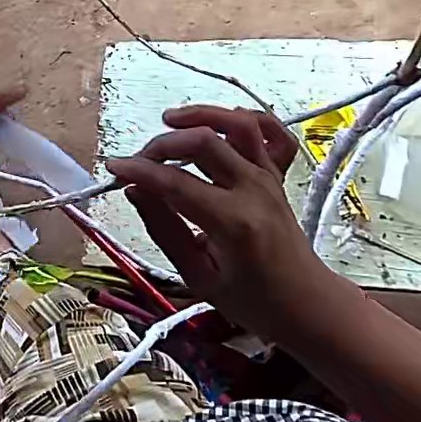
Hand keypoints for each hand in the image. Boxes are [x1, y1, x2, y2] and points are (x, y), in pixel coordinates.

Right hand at [106, 106, 347, 340]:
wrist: (307, 306)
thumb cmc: (253, 301)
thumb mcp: (199, 277)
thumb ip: (164, 230)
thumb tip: (134, 191)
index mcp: (233, 222)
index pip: (175, 182)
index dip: (138, 171)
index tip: (113, 168)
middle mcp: (254, 189)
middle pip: (204, 141)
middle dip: (162, 144)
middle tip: (139, 161)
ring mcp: (269, 176)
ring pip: (238, 124)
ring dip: (201, 115)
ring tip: (170, 120)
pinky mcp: (278, 173)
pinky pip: (271, 132)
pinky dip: (247, 119)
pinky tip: (220, 122)